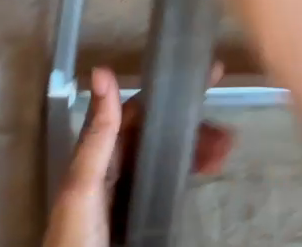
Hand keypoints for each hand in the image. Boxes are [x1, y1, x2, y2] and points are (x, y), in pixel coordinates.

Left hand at [42, 67, 234, 246]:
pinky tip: (211, 169)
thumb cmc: (75, 236)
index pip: (138, 110)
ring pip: (168, 156)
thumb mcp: (84, 185)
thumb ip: (98, 135)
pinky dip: (192, 172)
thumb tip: (102, 72)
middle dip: (192, 126)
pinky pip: (171, 183)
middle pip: (159, 134)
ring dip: (198, 147)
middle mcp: (114, 166)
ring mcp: (129, 191)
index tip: (203, 77)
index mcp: (98, 153)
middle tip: (225, 130)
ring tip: (226, 149)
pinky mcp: (141, 214)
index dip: (168, 92)